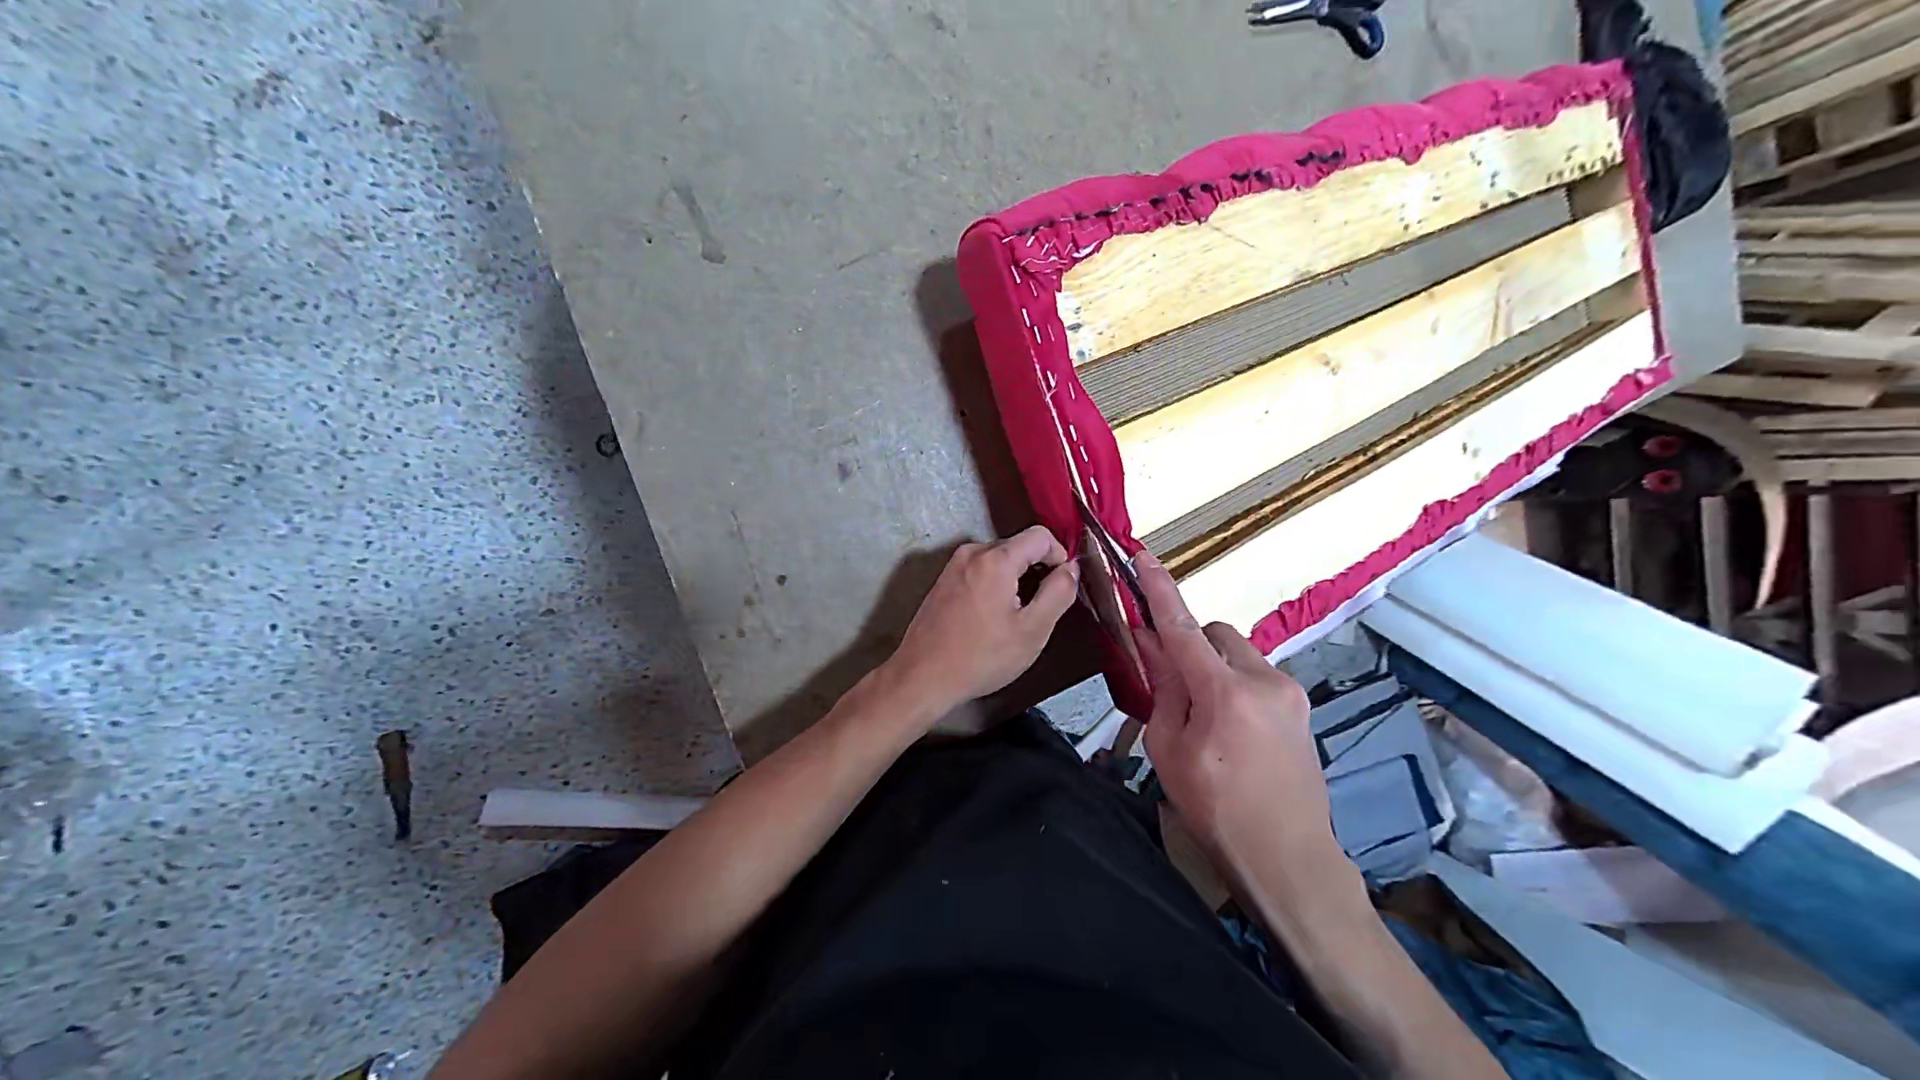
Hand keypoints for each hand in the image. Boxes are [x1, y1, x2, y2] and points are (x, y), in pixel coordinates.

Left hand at [883, 526, 1080, 712]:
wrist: (923, 677)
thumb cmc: (979, 658)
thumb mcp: (1033, 629)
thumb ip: (1059, 592)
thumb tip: (1070, 569)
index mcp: (995, 560)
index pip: (1040, 536)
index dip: (1060, 555)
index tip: (1063, 581)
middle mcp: (971, 554)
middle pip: (1018, 547)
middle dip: (1036, 570)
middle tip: (1040, 607)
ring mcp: (953, 567)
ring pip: (998, 561)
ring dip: (1014, 581)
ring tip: (1014, 618)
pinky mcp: (943, 582)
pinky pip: (979, 572)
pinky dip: (993, 587)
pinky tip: (991, 620)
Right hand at [1132, 551, 1338, 876]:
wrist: (1287, 857)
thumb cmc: (1217, 811)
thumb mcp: (1169, 750)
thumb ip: (1161, 689)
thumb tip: (1150, 643)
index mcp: (1226, 693)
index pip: (1183, 627)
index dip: (1159, 590)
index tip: (1144, 558)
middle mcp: (1265, 681)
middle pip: (1216, 634)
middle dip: (1190, 646)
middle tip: (1171, 684)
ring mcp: (1290, 693)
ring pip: (1237, 654)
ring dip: (1213, 668)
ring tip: (1203, 717)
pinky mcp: (1301, 707)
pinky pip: (1256, 676)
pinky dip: (1234, 684)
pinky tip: (1229, 728)